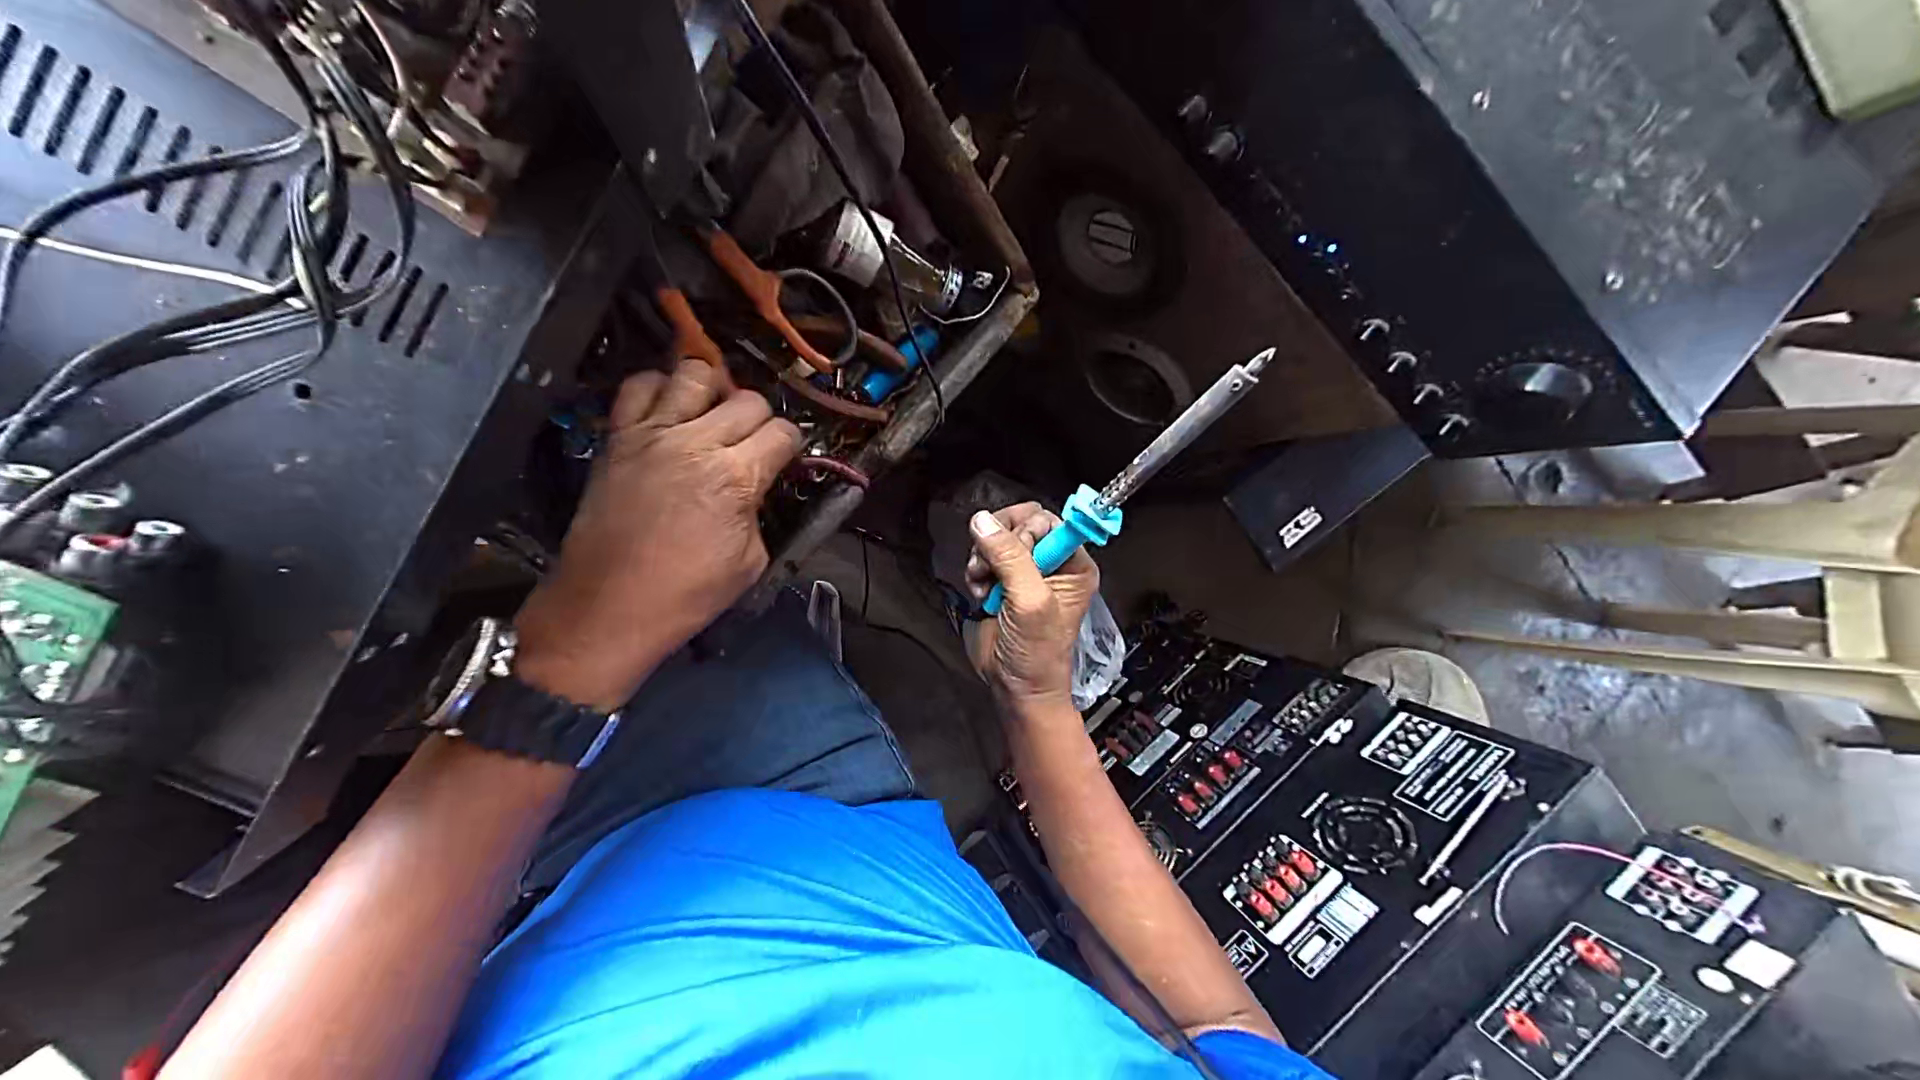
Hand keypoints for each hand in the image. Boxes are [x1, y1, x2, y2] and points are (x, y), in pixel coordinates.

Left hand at [513, 360, 801, 709]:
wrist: (608, 606)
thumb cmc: (686, 594)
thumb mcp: (751, 560)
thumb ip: (758, 510)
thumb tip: (755, 488)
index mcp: (735, 477)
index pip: (783, 433)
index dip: (792, 445)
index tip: (785, 459)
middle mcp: (696, 442)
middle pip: (748, 399)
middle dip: (761, 420)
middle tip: (753, 445)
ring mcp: (651, 433)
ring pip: (695, 374)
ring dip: (715, 392)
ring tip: (713, 417)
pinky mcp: (617, 438)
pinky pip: (638, 386)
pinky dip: (659, 388)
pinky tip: (669, 411)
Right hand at [964, 503, 1099, 712]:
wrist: (1015, 685)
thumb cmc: (1037, 652)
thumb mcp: (1030, 602)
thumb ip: (1010, 558)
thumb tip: (982, 521)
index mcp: (1072, 563)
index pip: (1048, 520)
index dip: (1026, 529)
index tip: (1015, 549)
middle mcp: (1051, 561)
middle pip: (1019, 522)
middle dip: (999, 542)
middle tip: (993, 567)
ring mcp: (1024, 570)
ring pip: (996, 537)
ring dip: (983, 558)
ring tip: (985, 586)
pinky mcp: (1001, 579)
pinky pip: (983, 555)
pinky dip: (976, 570)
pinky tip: (981, 591)